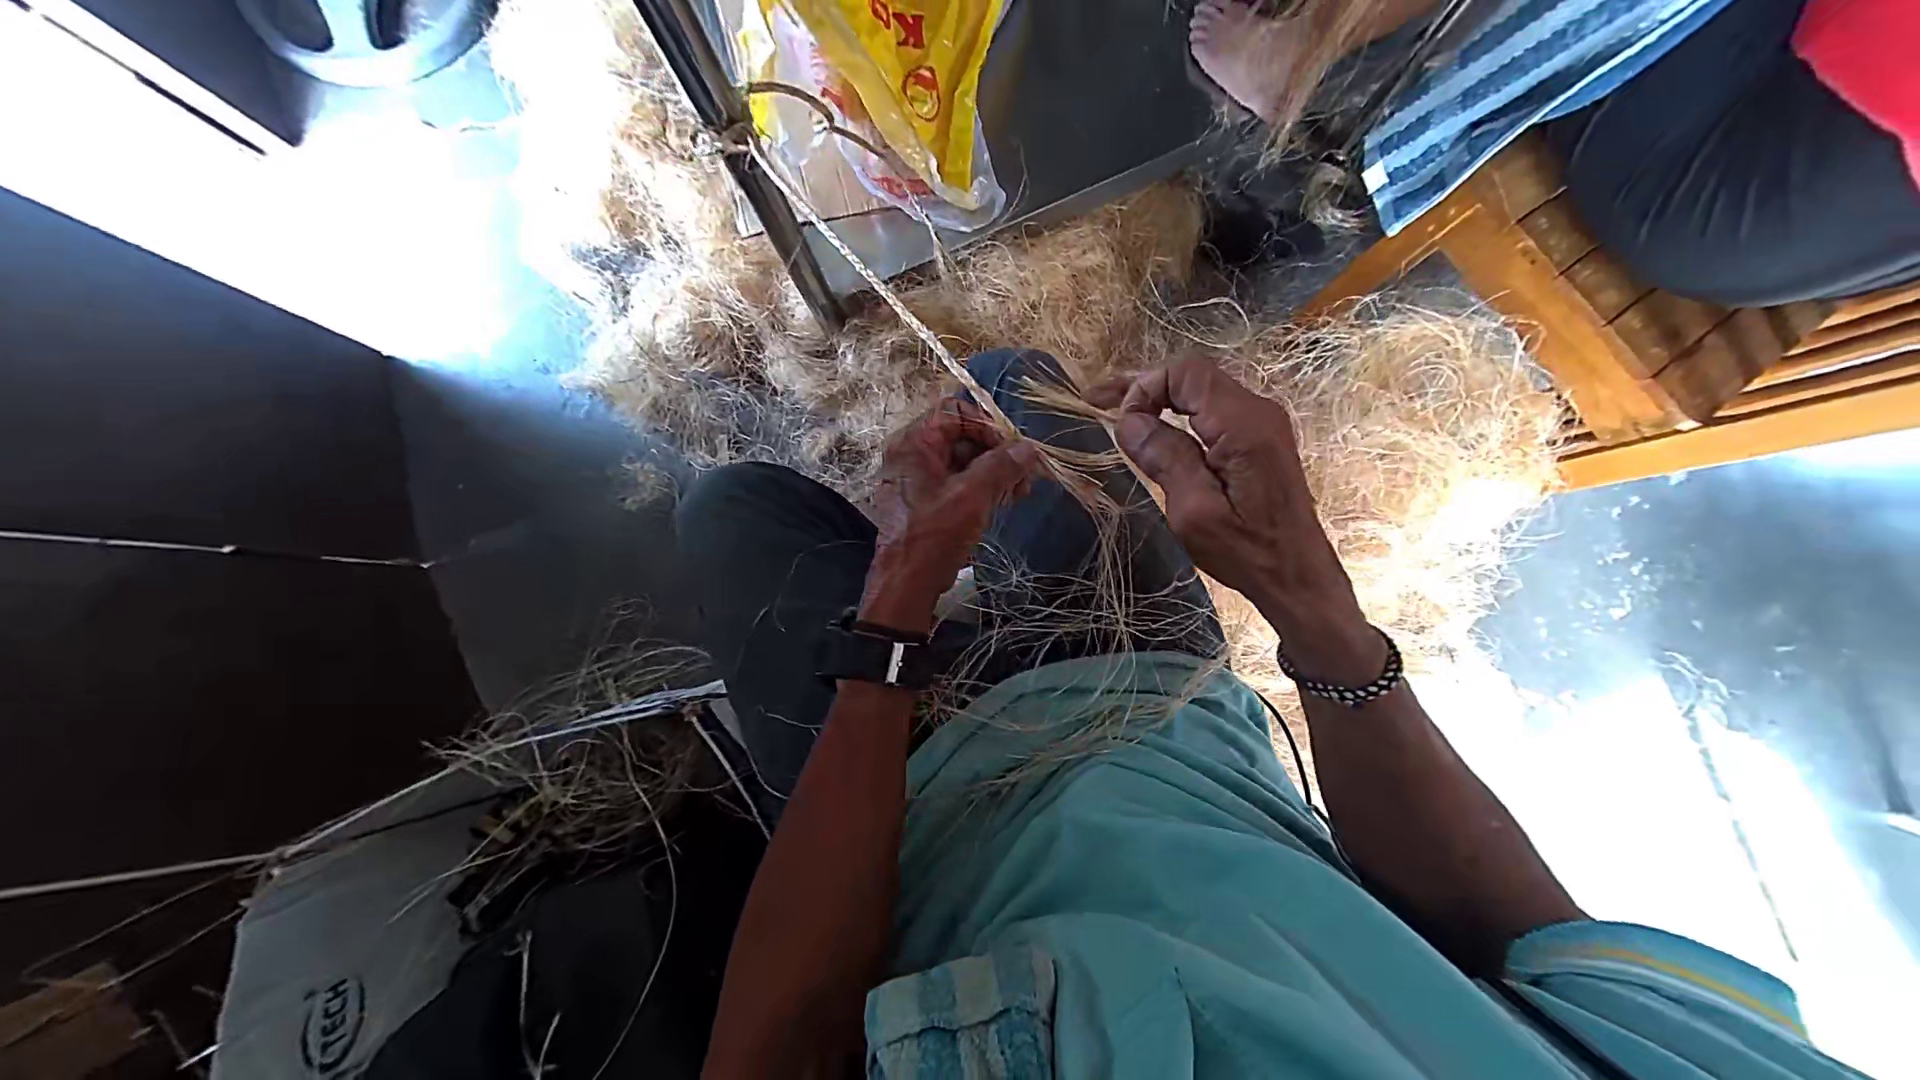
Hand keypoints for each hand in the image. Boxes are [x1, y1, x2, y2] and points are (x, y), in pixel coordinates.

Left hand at [860, 398, 1042, 634]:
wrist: (907, 582)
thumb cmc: (934, 534)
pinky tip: (1002, 502)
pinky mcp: (927, 499)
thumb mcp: (972, 496)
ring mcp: (918, 477)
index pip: (955, 411)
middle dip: (997, 453)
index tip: (1010, 450)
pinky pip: (958, 481)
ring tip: (1018, 494)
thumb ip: (1002, 466)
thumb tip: (1029, 448)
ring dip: (994, 472)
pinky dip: (981, 487)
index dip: (987, 425)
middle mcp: (912, 454)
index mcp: (913, 443)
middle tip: (1023, 477)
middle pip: (962, 435)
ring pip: (963, 460)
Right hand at [1090, 357, 1384, 683]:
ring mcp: (1260, 423)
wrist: (1297, 575)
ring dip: (1157, 397)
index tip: (1121, 423)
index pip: (1188, 374)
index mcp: (1243, 425)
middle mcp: (1257, 412)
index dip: (1146, 387)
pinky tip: (1150, 426)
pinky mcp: (1257, 439)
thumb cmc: (1247, 551)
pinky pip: (1210, 411)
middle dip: (1143, 386)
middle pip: (1193, 377)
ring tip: (1114, 408)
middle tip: (1097, 400)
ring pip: (1200, 391)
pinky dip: (1175, 412)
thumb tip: (1130, 420)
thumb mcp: (1195, 511)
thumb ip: (1165, 458)